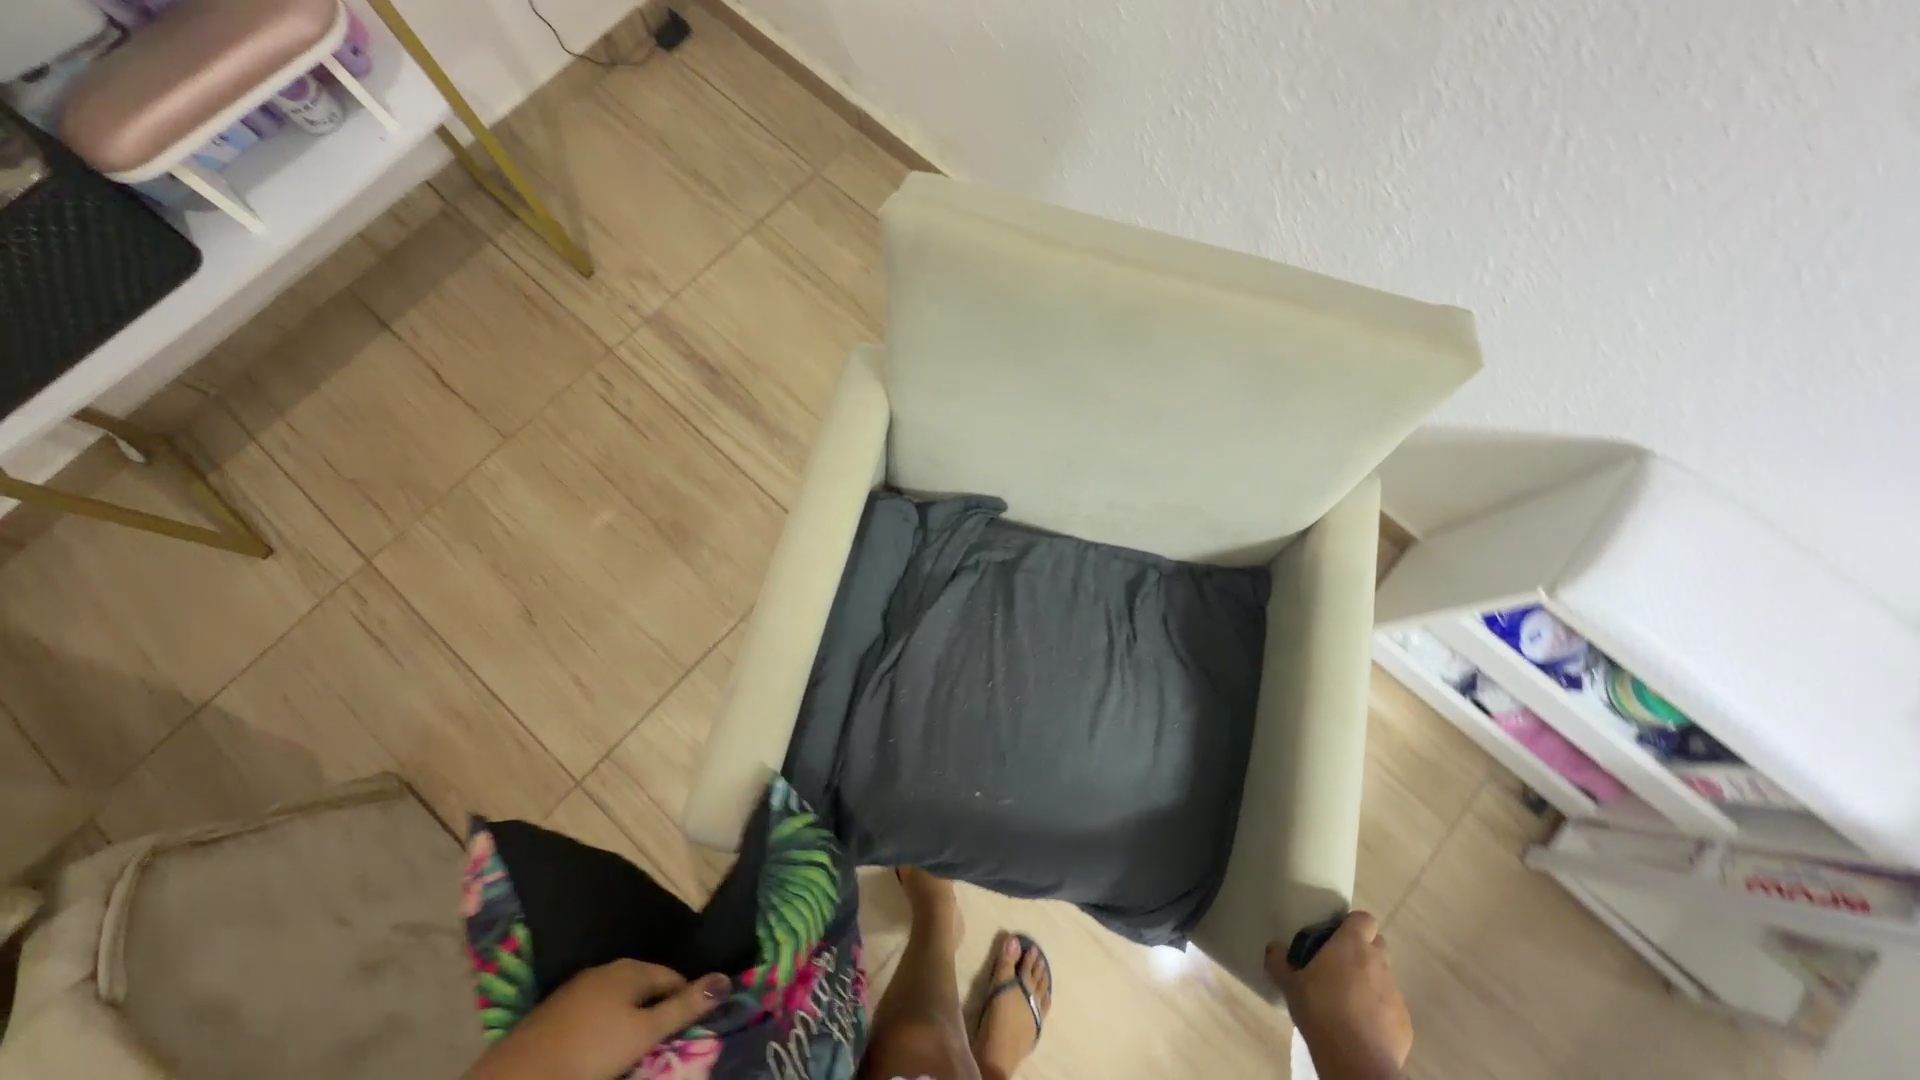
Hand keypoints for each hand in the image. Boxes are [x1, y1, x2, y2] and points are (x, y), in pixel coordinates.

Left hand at [463, 960, 729, 1079]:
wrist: (522, 1073)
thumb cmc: (594, 1050)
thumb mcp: (647, 1032)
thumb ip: (686, 1006)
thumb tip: (726, 978)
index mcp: (631, 969)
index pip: (673, 976)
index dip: (685, 1000)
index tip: (687, 1029)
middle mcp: (605, 969)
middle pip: (645, 985)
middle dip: (657, 1008)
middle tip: (661, 1041)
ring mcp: (577, 987)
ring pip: (618, 998)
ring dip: (630, 1017)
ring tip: (632, 1047)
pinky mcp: (556, 1009)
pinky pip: (594, 1010)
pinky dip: (605, 1024)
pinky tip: (599, 1046)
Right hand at [1266, 912, 1412, 1076]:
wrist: (1355, 1058)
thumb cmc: (1319, 1011)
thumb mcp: (1289, 985)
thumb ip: (1279, 962)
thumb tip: (1273, 948)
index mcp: (1351, 946)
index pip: (1364, 918)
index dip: (1353, 924)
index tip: (1337, 936)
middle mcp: (1378, 963)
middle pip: (1378, 944)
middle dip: (1363, 950)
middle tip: (1340, 965)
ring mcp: (1395, 993)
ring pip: (1385, 976)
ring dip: (1370, 981)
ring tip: (1348, 999)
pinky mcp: (1405, 1021)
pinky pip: (1391, 1007)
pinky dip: (1379, 1010)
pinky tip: (1361, 1025)